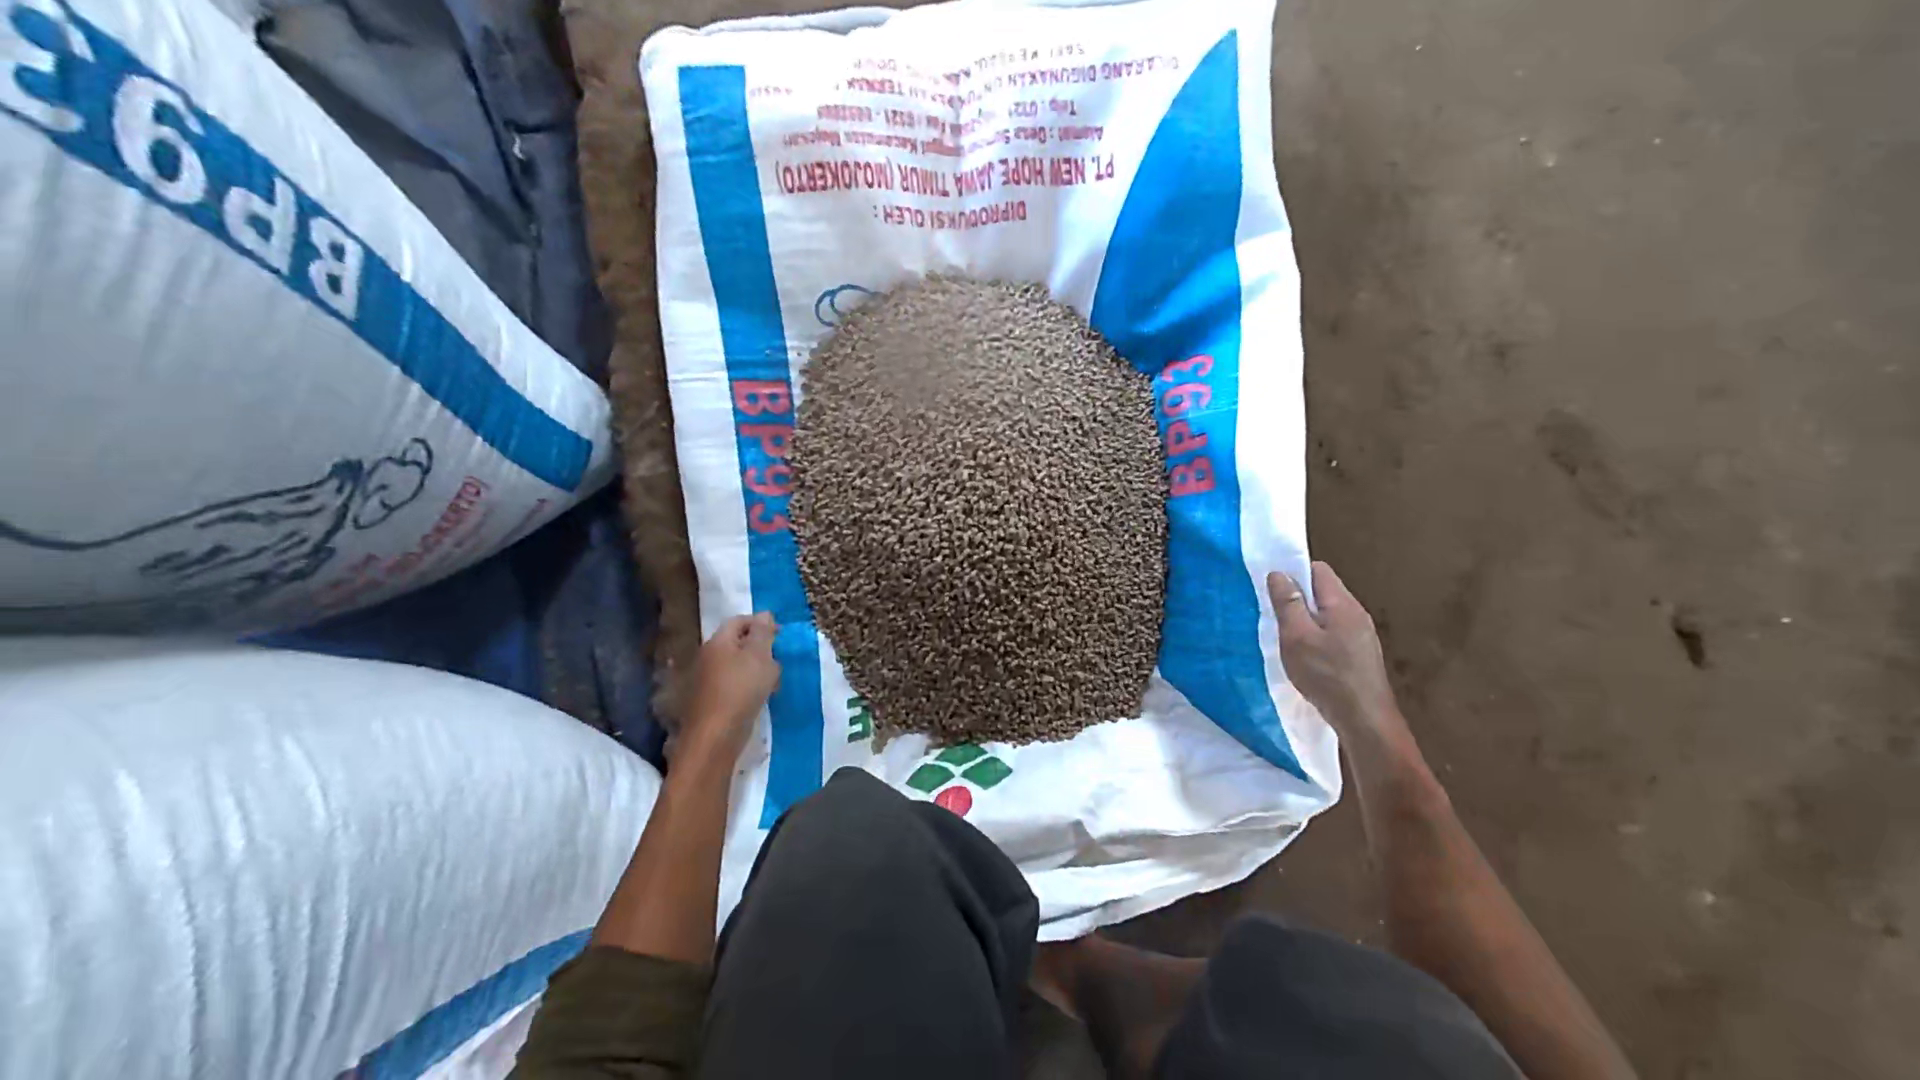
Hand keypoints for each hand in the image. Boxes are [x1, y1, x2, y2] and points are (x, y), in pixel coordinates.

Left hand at [680, 613, 779, 764]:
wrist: (716, 735)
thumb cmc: (741, 689)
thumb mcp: (760, 656)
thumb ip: (763, 632)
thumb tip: (764, 614)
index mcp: (718, 642)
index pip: (738, 621)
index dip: (760, 623)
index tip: (780, 635)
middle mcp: (707, 656)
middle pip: (736, 643)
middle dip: (758, 647)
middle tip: (778, 658)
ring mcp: (705, 680)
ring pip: (734, 665)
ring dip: (754, 668)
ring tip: (772, 681)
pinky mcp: (708, 700)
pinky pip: (731, 684)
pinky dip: (746, 686)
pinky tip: (757, 697)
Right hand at [1267, 563, 1405, 748]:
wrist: (1365, 720)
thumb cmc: (1327, 675)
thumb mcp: (1297, 637)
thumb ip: (1288, 603)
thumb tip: (1279, 574)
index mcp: (1342, 604)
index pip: (1318, 570)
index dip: (1293, 573)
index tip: (1272, 590)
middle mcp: (1356, 614)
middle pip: (1323, 592)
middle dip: (1297, 599)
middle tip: (1275, 617)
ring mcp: (1361, 636)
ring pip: (1327, 614)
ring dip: (1305, 621)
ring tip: (1287, 639)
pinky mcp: (1360, 655)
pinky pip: (1333, 633)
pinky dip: (1316, 637)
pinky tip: (1305, 657)